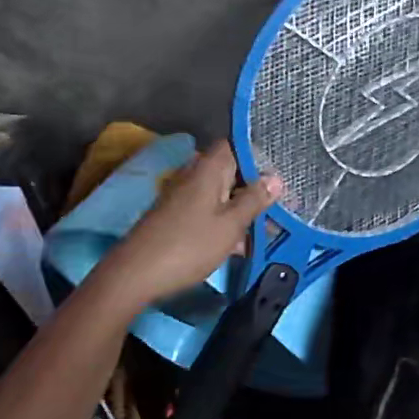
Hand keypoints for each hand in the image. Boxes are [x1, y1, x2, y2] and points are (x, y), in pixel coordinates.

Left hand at [96, 141, 280, 306]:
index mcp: (210, 167)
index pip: (237, 145)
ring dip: (243, 208)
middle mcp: (196, 174)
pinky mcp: (178, 216)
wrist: (136, 273)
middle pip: (232, 171)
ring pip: (222, 194)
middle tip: (282, 204)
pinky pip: (210, 210)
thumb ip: (254, 200)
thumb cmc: (189, 244)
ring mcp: (184, 196)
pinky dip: (226, 221)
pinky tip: (242, 244)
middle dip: (256, 187)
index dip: (259, 155)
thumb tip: (275, 178)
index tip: (281, 171)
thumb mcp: (230, 224)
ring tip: (268, 228)